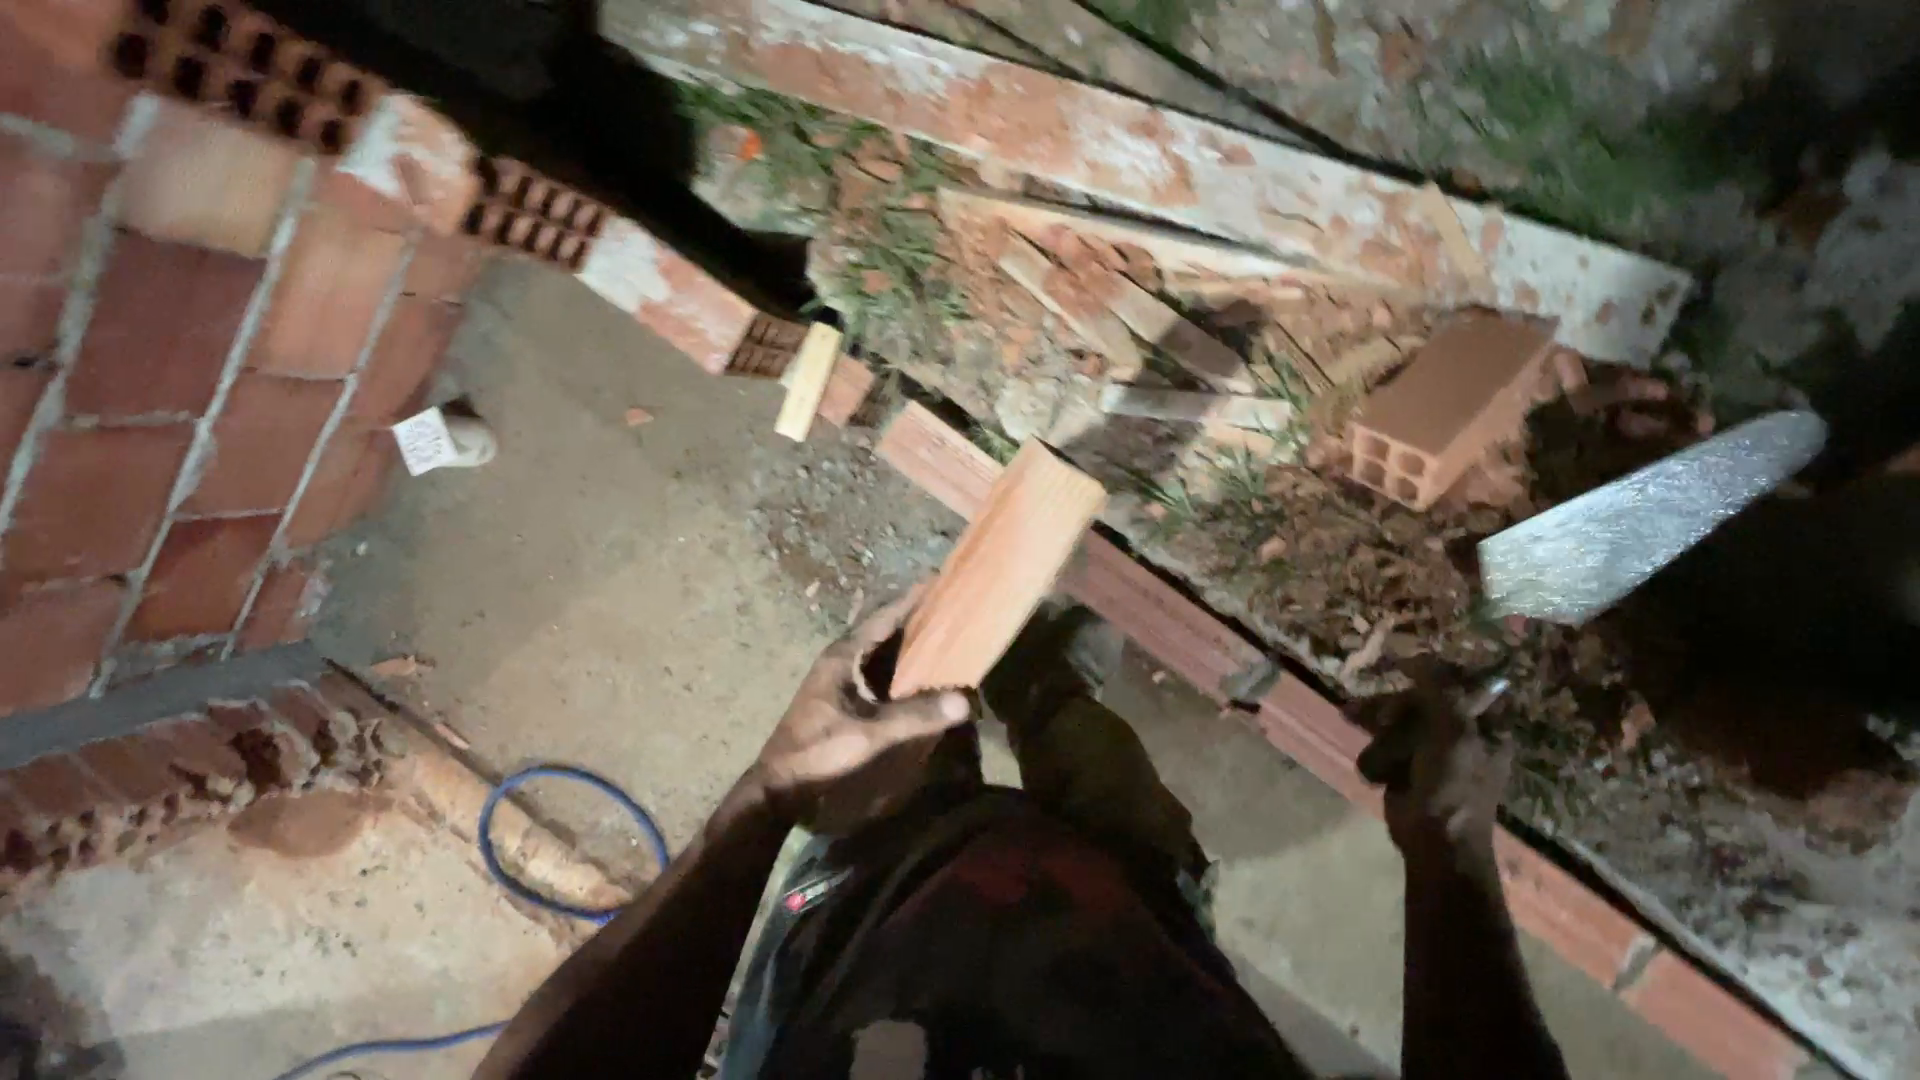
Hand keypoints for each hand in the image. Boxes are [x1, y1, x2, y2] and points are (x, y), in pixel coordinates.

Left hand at [752, 588, 973, 831]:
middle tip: (947, 604)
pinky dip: (898, 665)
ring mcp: (839, 678)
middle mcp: (840, 659)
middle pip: (882, 629)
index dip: (910, 599)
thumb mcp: (869, 733)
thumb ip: (915, 716)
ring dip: (906, 641)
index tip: (938, 580)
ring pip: (879, 650)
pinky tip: (918, 673)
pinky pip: (876, 670)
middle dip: (913, 616)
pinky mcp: (842, 697)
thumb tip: (964, 699)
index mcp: (843, 656)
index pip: (882, 616)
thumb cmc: (818, 751)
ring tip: (940, 632)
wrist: (780, 785)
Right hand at [1356, 683, 1510, 867]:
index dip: (1436, 673)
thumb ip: (1441, 691)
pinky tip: (1366, 753)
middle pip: (1422, 700)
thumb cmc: (1454, 787)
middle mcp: (1462, 734)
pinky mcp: (1407, 766)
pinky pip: (1387, 742)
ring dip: (1380, 726)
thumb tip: (1421, 656)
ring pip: (1399, 720)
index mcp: (1487, 727)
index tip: (1405, 666)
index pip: (1464, 684)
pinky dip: (1376, 748)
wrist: (1435, 841)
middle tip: (1382, 713)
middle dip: (1397, 705)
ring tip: (1358, 726)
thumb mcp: (1454, 733)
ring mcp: (1432, 751)